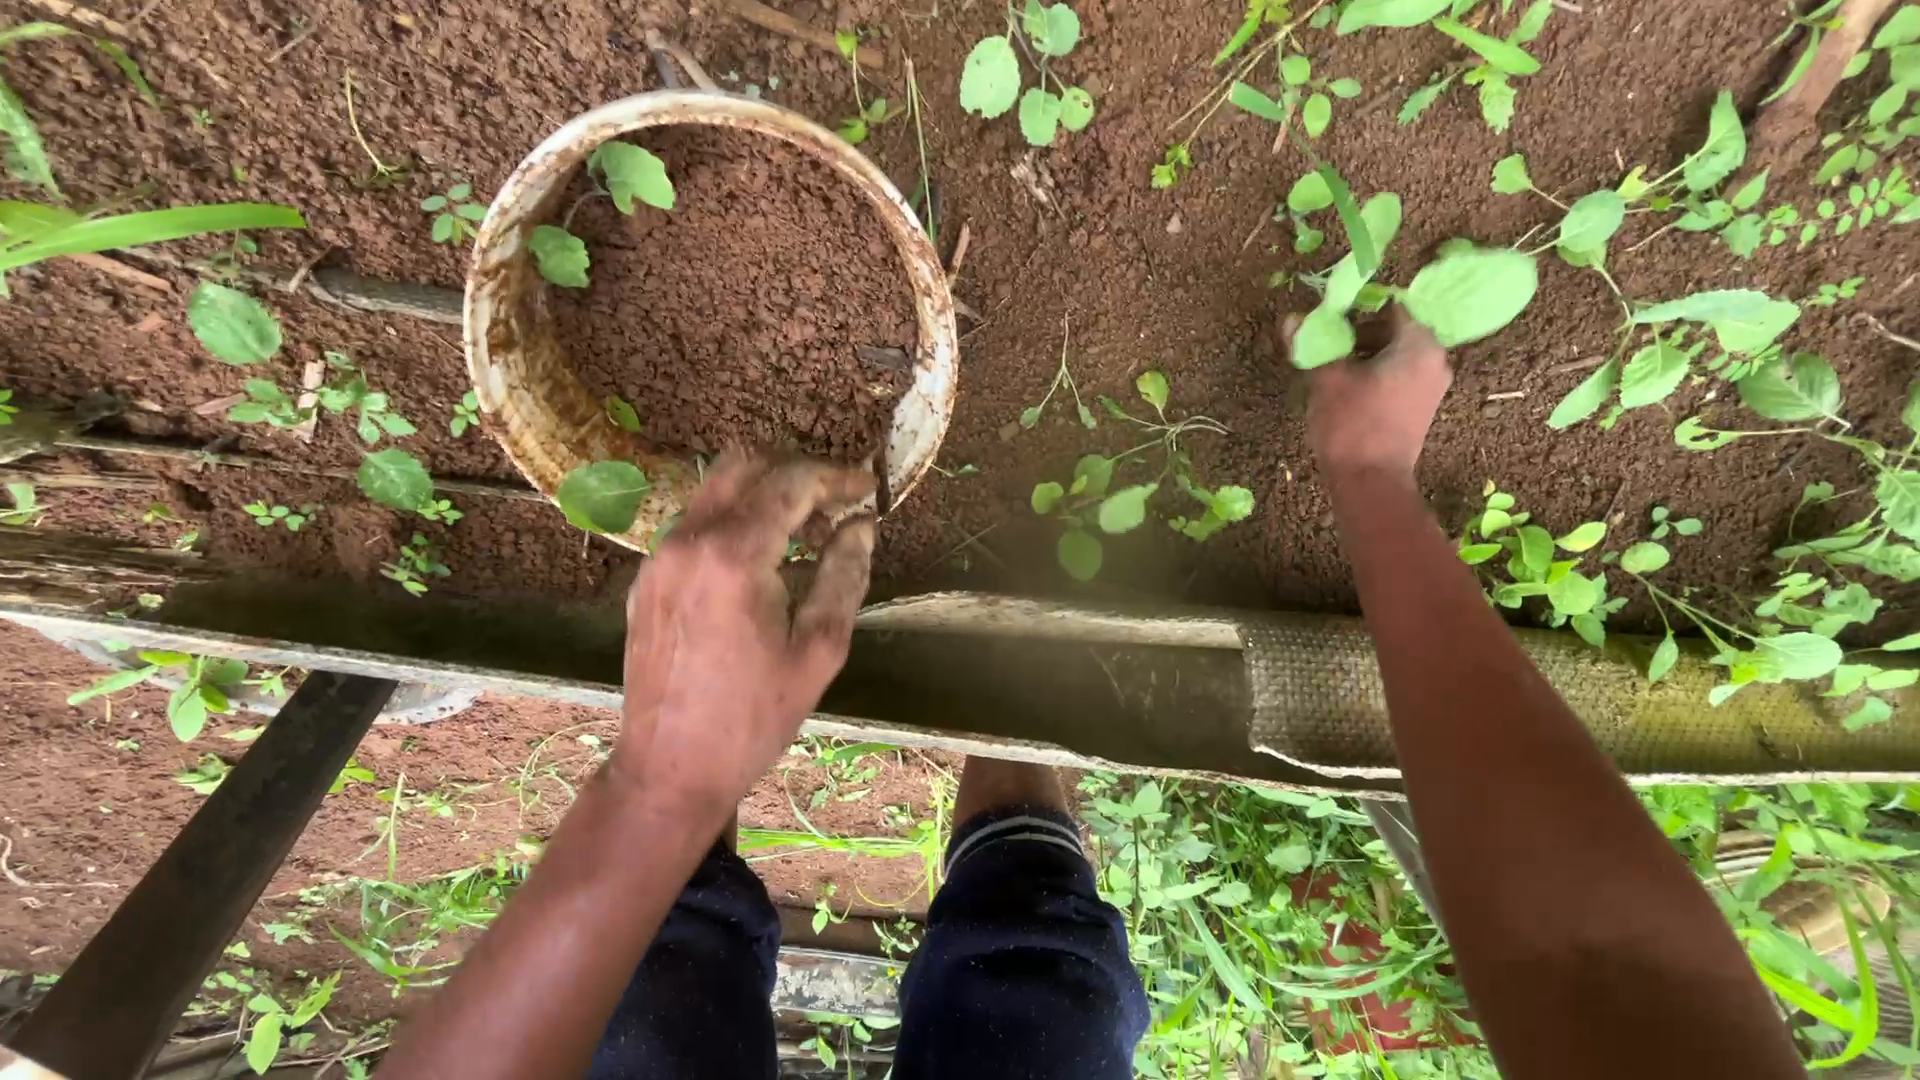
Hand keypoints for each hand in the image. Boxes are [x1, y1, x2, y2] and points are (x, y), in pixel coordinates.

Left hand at [611, 452, 875, 821]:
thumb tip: (863, 527)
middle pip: (745, 464)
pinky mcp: (648, 578)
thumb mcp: (819, 650)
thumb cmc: (754, 717)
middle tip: (838, 503)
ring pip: (716, 489)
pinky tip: (765, 560)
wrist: (669, 768)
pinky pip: (696, 524)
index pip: (790, 482)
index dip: (836, 476)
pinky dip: (737, 520)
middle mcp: (688, 541)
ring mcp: (660, 557)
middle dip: (798, 472)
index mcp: (733, 556)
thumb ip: (845, 575)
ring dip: (766, 494)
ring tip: (809, 531)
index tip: (868, 486)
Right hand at [1291, 308, 1450, 484]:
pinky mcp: (1421, 408)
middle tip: (1325, 348)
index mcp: (1419, 344)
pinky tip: (1346, 391)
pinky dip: (1374, 377)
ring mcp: (1432, 386)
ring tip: (1331, 372)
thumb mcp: (1326, 378)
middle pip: (1394, 332)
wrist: (1370, 481)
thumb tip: (1291, 319)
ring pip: (1394, 356)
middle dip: (1358, 336)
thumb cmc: (1350, 424)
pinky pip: (1398, 378)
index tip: (1329, 322)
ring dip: (1364, 358)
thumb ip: (1311, 344)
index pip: (1390, 308)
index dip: (1357, 311)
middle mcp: (1435, 360)